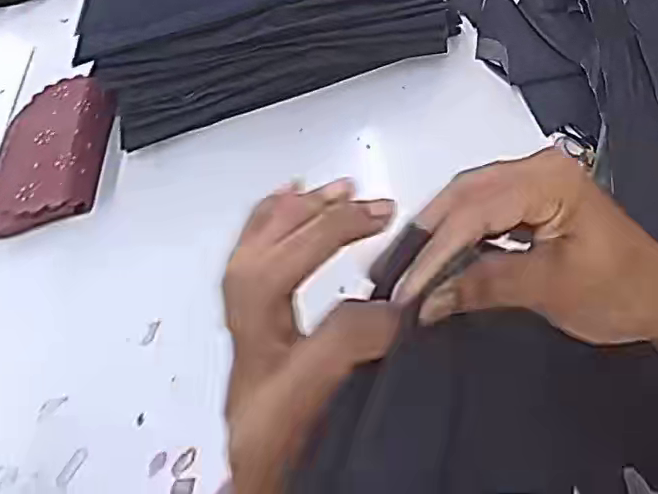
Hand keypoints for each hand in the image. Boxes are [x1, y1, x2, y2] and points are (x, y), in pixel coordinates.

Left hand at [223, 179, 398, 493]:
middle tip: (379, 212)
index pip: (329, 339)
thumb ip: (384, 381)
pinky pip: (241, 267)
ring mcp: (237, 357)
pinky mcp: (241, 342)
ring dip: (298, 216)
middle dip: (326, 231)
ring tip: (343, 191)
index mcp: (276, 418)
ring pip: (246, 266)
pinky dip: (267, 222)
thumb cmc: (305, 480)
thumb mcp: (357, 448)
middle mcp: (247, 380)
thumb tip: (413, 324)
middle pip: (266, 280)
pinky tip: (292, 196)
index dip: (383, 313)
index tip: (420, 305)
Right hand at [397, 148, 657, 346]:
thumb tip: (432, 295)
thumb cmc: (625, 288)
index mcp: (550, 177)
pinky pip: (488, 208)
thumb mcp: (550, 289)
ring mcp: (538, 179)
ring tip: (413, 267)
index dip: (436, 250)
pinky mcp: (536, 198)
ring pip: (473, 197)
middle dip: (430, 234)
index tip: (408, 286)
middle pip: (467, 192)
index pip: (475, 208)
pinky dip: (463, 233)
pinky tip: (445, 256)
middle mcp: (541, 167)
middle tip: (398, 273)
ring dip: (442, 232)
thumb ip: (486, 285)